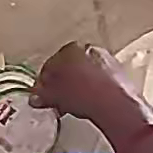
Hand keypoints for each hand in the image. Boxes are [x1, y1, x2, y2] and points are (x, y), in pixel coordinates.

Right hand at [32, 42, 152, 139]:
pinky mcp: (117, 71)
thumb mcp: (53, 97)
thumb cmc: (84, 94)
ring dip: (76, 85)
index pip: (49, 65)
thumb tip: (36, 98)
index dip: (43, 83)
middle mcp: (87, 49)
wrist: (114, 104)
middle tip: (56, 99)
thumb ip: (41, 95)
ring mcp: (103, 59)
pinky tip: (88, 102)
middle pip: (67, 67)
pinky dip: (91, 87)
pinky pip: (98, 78)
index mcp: (69, 49)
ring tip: (72, 103)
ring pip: (83, 72)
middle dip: (61, 83)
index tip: (42, 94)